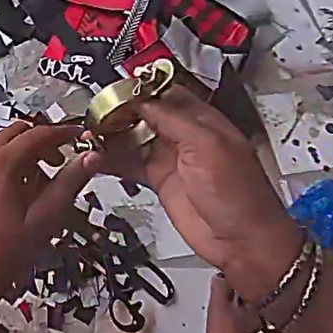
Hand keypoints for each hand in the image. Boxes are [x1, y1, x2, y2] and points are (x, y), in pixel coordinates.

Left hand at [0, 122, 99, 326]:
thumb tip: (90, 159)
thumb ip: (70, 182)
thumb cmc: (1, 254)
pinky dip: (8, 166)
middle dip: (43, 141)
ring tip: (44, 183)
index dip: (63, 133)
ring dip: (25, 154)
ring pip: (1, 145)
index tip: (78, 136)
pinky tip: (22, 192)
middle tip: (63, 157)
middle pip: (17, 133)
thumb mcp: (46, 217)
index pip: (37, 134)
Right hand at [102, 90, 304, 299]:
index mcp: (203, 121)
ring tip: (91, 134)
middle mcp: (185, 136)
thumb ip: (174, 120)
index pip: (166, 94)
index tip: (116, 90)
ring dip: (113, 136)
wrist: (242, 243)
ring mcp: (172, 158)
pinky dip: (111, 161)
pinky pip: (130, 165)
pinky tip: (96, 159)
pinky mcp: (161, 180)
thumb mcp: (208, 147)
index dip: (141, 90)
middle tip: (97, 112)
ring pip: (134, 138)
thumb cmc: (241, 197)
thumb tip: (144, 101)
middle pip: (146, 115)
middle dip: (121, 112)